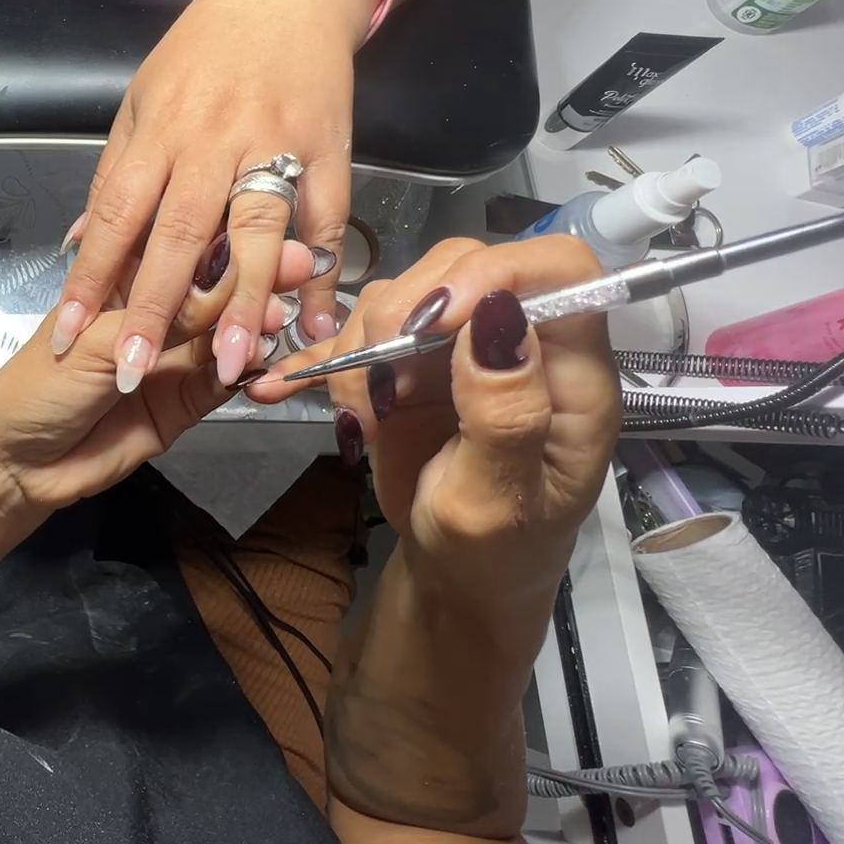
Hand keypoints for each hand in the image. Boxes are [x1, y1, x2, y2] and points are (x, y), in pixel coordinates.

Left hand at [0, 241, 322, 515]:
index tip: (264, 230)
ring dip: (256, 324)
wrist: (22, 465)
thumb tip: (230, 282)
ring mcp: (175, 358)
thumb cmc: (40, 385)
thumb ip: (165, 319)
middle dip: (253, 277)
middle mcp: (157, 313)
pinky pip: (227, 382)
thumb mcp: (98, 342)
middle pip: (214, 290)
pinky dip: (249, 371)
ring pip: (228, 334)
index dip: (222, 241)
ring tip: (281, 318)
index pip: (180, 250)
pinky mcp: (188, 401)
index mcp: (124, 282)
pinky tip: (267, 361)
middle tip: (299, 267)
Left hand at [53, 0, 387, 392]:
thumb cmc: (202, 52)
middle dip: (153, 309)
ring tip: (232, 366)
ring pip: (256, 233)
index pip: (114, 218)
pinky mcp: (330, 151)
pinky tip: (314, 324)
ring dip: (244, 303)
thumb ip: (115, 174)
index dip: (87, 281)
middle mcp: (212, 143)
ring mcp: (275, 146)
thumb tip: (81, 242)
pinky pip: (326, 221)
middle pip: (179, 235)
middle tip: (130, 374)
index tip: (62, 339)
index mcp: (158, 132)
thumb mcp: (141, 102)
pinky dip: (322, 272)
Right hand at [248, 236, 620, 602]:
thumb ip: (506, 414)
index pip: (554, 270)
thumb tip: (497, 318)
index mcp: (567, 370)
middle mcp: (511, 343)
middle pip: (457, 268)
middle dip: (402, 317)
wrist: (456, 574)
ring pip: (395, 299)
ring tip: (359, 420)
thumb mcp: (501, 501)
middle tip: (379, 389)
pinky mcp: (400, 368)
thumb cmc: (496, 552)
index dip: (491, 273)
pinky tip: (277, 387)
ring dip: (358, 353)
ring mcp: (450, 352)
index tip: (428, 323)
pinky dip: (312, 363)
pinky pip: (350, 341)